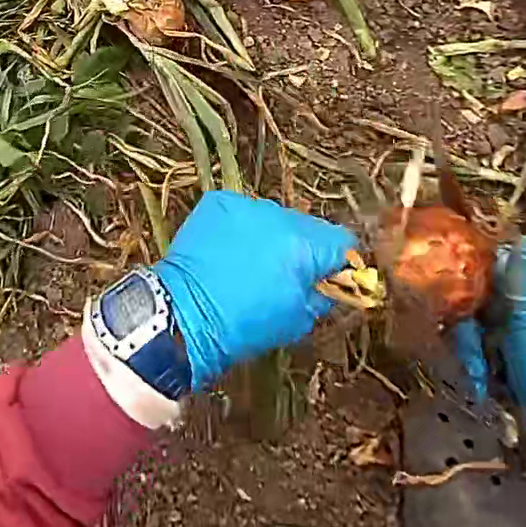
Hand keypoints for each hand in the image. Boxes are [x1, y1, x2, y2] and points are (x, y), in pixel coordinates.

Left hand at [153, 192, 356, 389]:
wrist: (183, 315)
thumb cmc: (246, 324)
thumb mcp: (297, 320)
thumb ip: (322, 294)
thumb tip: (332, 281)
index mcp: (304, 244)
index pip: (342, 240)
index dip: (338, 261)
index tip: (326, 277)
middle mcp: (280, 215)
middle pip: (308, 226)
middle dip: (302, 248)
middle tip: (284, 275)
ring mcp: (247, 205)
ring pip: (275, 217)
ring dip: (272, 236)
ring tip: (251, 264)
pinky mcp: (220, 202)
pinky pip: (243, 212)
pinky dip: (241, 229)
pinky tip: (228, 251)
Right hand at [476, 235, 525, 508]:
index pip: (479, 261)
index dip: (458, 276)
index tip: (448, 302)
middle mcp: (517, 301)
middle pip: (468, 295)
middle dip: (462, 327)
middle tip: (474, 357)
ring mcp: (513, 329)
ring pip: (469, 324)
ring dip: (468, 352)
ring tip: (481, 378)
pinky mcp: (508, 356)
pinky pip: (477, 350)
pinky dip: (475, 367)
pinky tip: (484, 386)